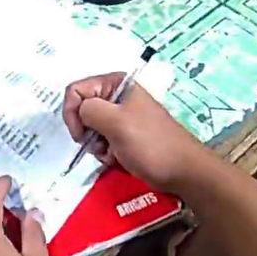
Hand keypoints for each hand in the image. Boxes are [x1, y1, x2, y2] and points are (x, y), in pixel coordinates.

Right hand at [63, 76, 214, 193]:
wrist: (184, 172)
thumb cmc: (151, 144)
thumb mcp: (117, 122)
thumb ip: (89, 110)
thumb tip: (79, 110)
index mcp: (116, 84)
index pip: (76, 90)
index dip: (72, 112)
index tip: (80, 134)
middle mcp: (117, 96)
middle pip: (82, 109)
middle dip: (86, 131)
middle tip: (100, 145)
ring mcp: (122, 116)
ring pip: (90, 127)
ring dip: (96, 145)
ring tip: (113, 154)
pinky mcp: (125, 135)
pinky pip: (102, 140)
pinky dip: (105, 152)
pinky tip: (118, 159)